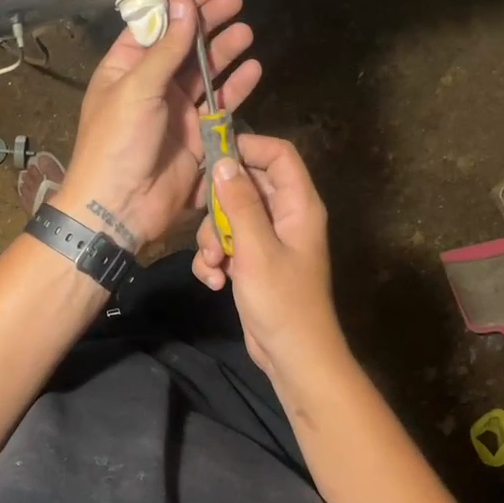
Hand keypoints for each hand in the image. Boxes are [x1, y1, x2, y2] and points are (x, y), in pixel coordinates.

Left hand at [51, 0, 260, 249]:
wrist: (120, 207)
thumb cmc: (116, 143)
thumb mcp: (137, 89)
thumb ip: (166, 47)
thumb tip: (185, 2)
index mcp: (125, 68)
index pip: (154, 22)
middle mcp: (150, 85)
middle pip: (183, 43)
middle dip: (208, 19)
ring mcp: (175, 111)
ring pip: (204, 71)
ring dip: (224, 49)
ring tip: (247, 30)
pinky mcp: (195, 135)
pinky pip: (219, 104)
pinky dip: (236, 86)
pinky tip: (254, 67)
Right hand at [192, 134, 344, 379]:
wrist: (292, 354)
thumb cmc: (282, 300)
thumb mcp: (256, 249)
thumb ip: (239, 204)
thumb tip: (224, 162)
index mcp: (298, 205)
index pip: (279, 155)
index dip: (248, 148)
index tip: (213, 157)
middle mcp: (285, 217)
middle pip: (246, 185)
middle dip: (219, 206)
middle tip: (205, 224)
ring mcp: (268, 241)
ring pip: (229, 218)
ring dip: (211, 239)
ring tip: (212, 264)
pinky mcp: (252, 263)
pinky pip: (226, 246)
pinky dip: (213, 261)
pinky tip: (212, 281)